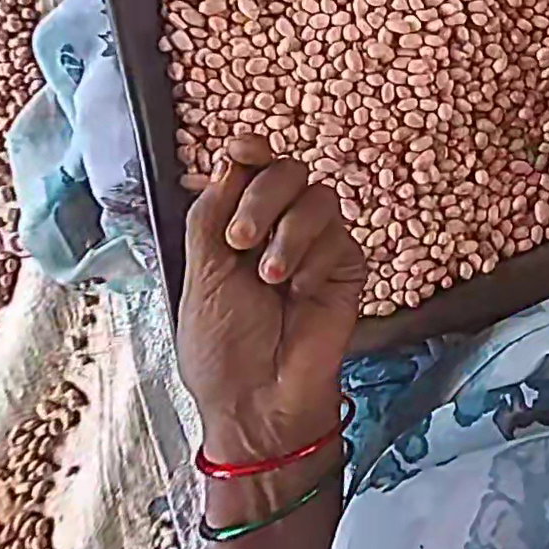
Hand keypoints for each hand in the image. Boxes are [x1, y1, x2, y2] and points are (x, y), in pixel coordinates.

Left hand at [178, 135, 366, 463]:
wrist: (257, 398)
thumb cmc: (221, 343)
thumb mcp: (201, 273)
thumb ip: (212, 212)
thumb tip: (230, 160)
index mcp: (243, 223)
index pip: (255, 169)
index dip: (253, 151)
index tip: (242, 150)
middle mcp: (283, 225)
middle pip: (289, 171)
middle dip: (264, 197)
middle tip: (240, 241)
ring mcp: (318, 243)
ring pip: (319, 197)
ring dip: (289, 234)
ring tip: (270, 277)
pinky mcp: (347, 264)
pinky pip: (339, 238)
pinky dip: (313, 262)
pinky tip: (299, 294)